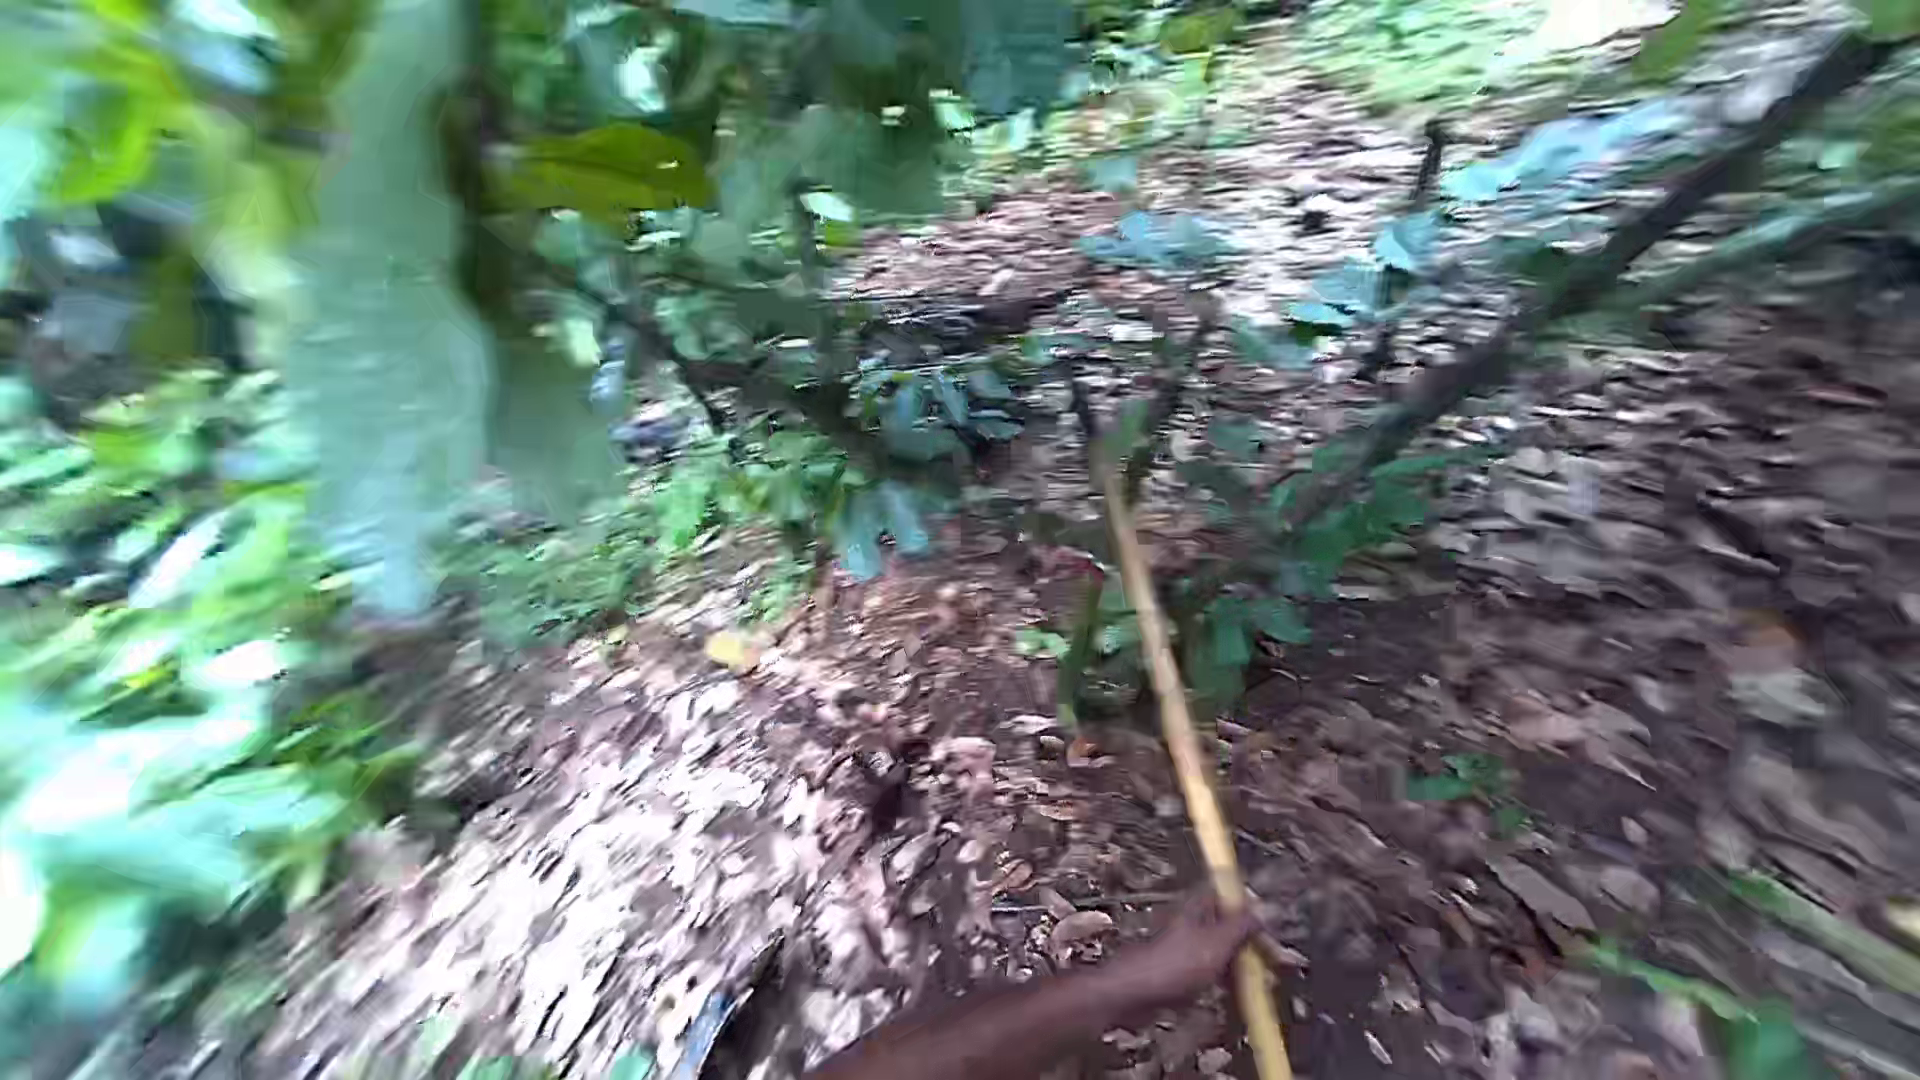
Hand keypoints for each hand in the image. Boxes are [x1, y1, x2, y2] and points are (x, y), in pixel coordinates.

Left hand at [1102, 894, 1258, 1008]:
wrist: (1138, 990)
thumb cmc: (1177, 963)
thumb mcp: (1217, 943)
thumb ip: (1240, 926)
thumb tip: (1262, 909)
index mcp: (1197, 905)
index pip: (1226, 893)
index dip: (1248, 906)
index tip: (1268, 926)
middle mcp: (1191, 919)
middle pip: (1226, 922)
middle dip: (1249, 939)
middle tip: (1271, 961)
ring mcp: (1185, 943)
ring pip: (1220, 947)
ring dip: (1240, 960)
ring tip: (1260, 979)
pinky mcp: (1181, 966)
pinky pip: (1211, 967)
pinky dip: (1226, 976)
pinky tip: (1237, 991)